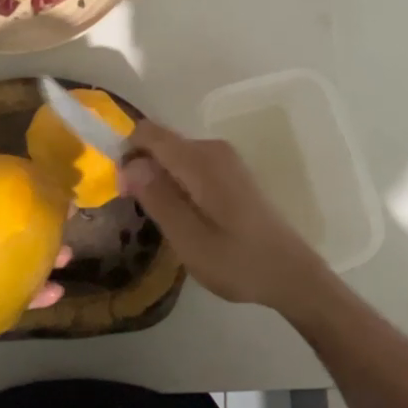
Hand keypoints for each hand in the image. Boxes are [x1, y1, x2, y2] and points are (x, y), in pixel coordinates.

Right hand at [123, 121, 331, 312]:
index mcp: (201, 160)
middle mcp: (212, 149)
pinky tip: (182, 217)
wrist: (291, 274)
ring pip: (174, 156)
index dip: (125, 151)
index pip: (148, 133)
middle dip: (140, 169)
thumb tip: (128, 164)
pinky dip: (177, 184)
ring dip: (158, 179)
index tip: (116, 185)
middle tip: (135, 212)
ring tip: (158, 219)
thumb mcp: (189, 239)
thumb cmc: (238, 262)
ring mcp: (225, 159)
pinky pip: (190, 166)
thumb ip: (158, 198)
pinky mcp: (231, 172)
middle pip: (161, 144)